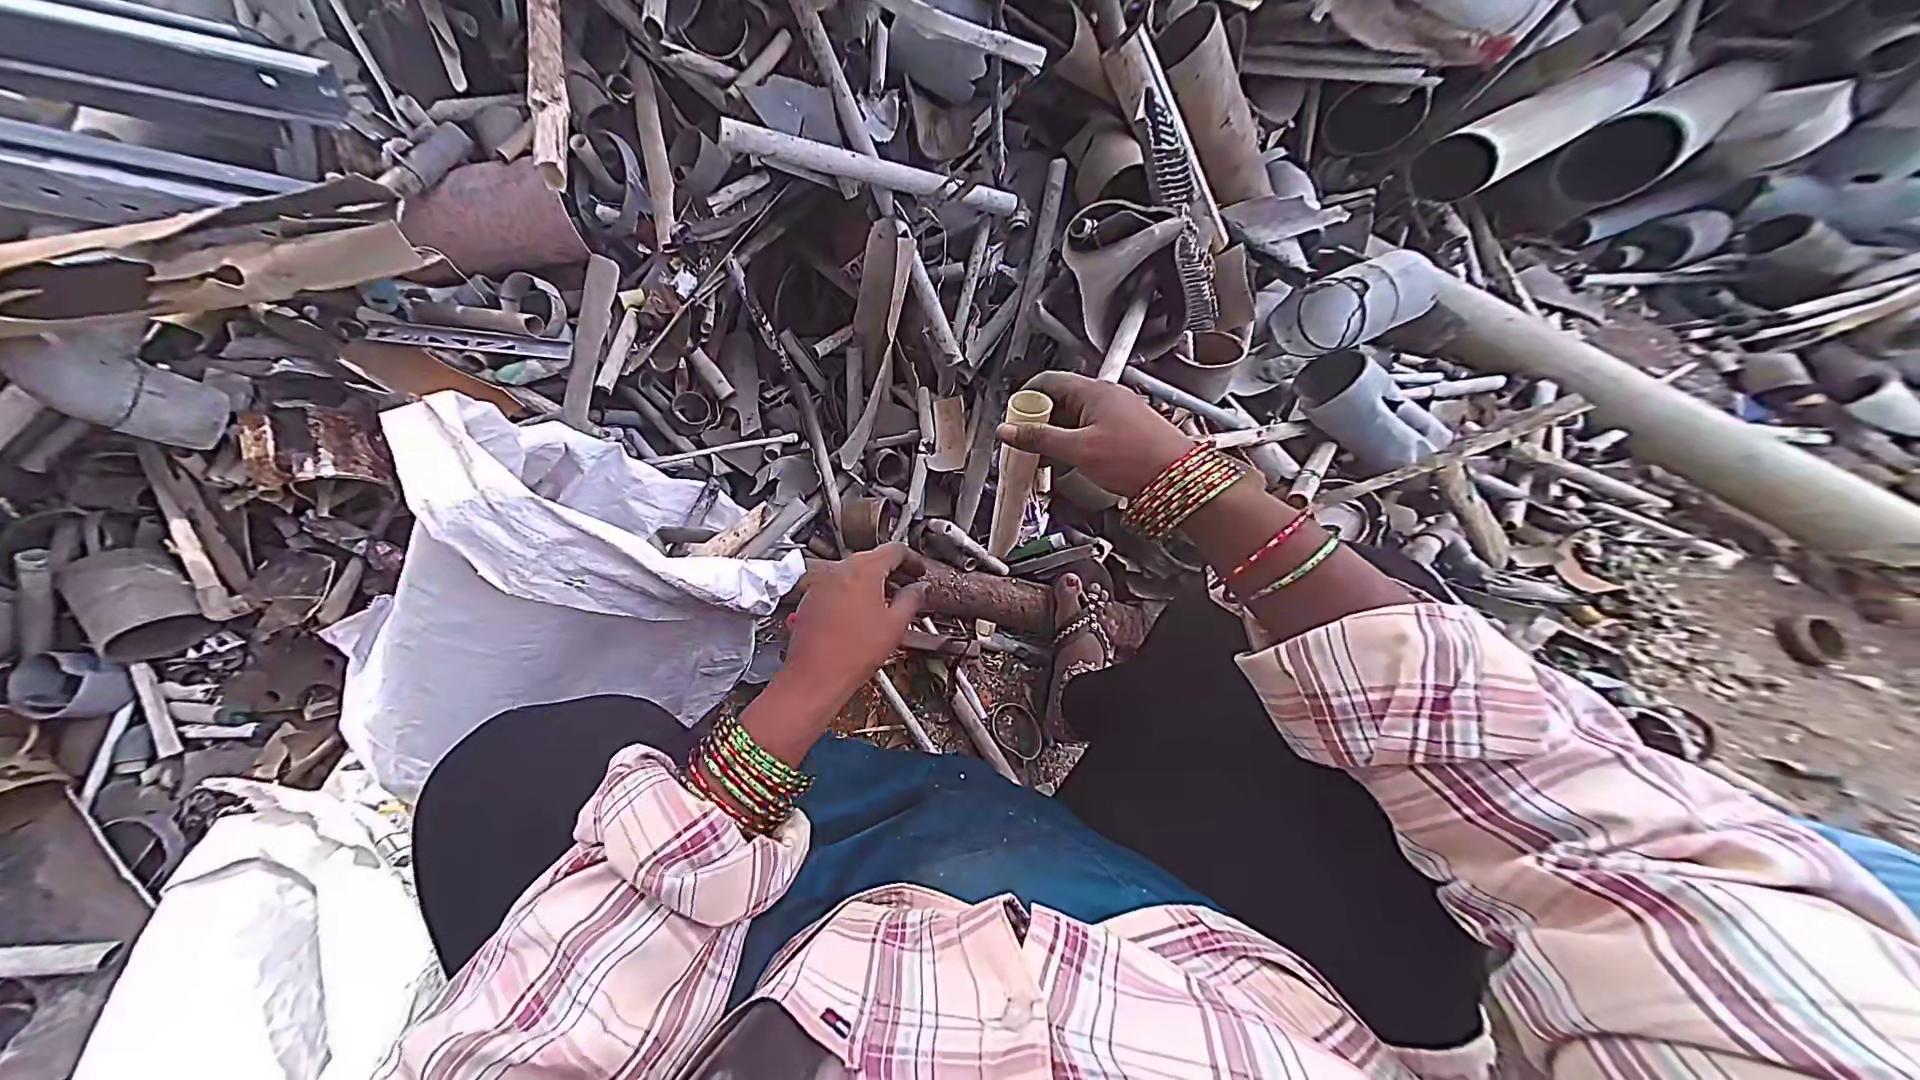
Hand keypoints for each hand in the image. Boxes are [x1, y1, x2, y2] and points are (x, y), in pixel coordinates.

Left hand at [746, 543, 925, 763]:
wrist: (814, 677)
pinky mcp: (810, 599)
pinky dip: (852, 593)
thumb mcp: (895, 625)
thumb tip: (919, 589)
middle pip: (872, 559)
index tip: (918, 570)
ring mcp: (821, 583)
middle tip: (907, 587)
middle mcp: (838, 570)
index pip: (895, 550)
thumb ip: (912, 599)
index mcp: (863, 570)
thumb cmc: (851, 654)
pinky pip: (836, 587)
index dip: (912, 560)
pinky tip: (862, 615)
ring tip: (886, 604)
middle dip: (892, 572)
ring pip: (852, 573)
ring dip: (872, 583)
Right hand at [995, 371, 1196, 496]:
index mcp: (1095, 391)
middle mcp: (1107, 397)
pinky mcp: (1123, 432)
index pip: (1048, 381)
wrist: (1178, 479)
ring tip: (1046, 456)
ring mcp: (1117, 414)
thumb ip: (1040, 439)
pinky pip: (1089, 430)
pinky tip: (1070, 462)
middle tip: (1027, 442)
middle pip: (1060, 400)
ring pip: (1074, 418)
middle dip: (1039, 420)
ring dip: (1056, 435)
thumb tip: (1011, 430)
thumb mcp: (1079, 450)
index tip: (1014, 419)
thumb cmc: (1139, 459)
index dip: (1026, 399)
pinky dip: (1074, 443)